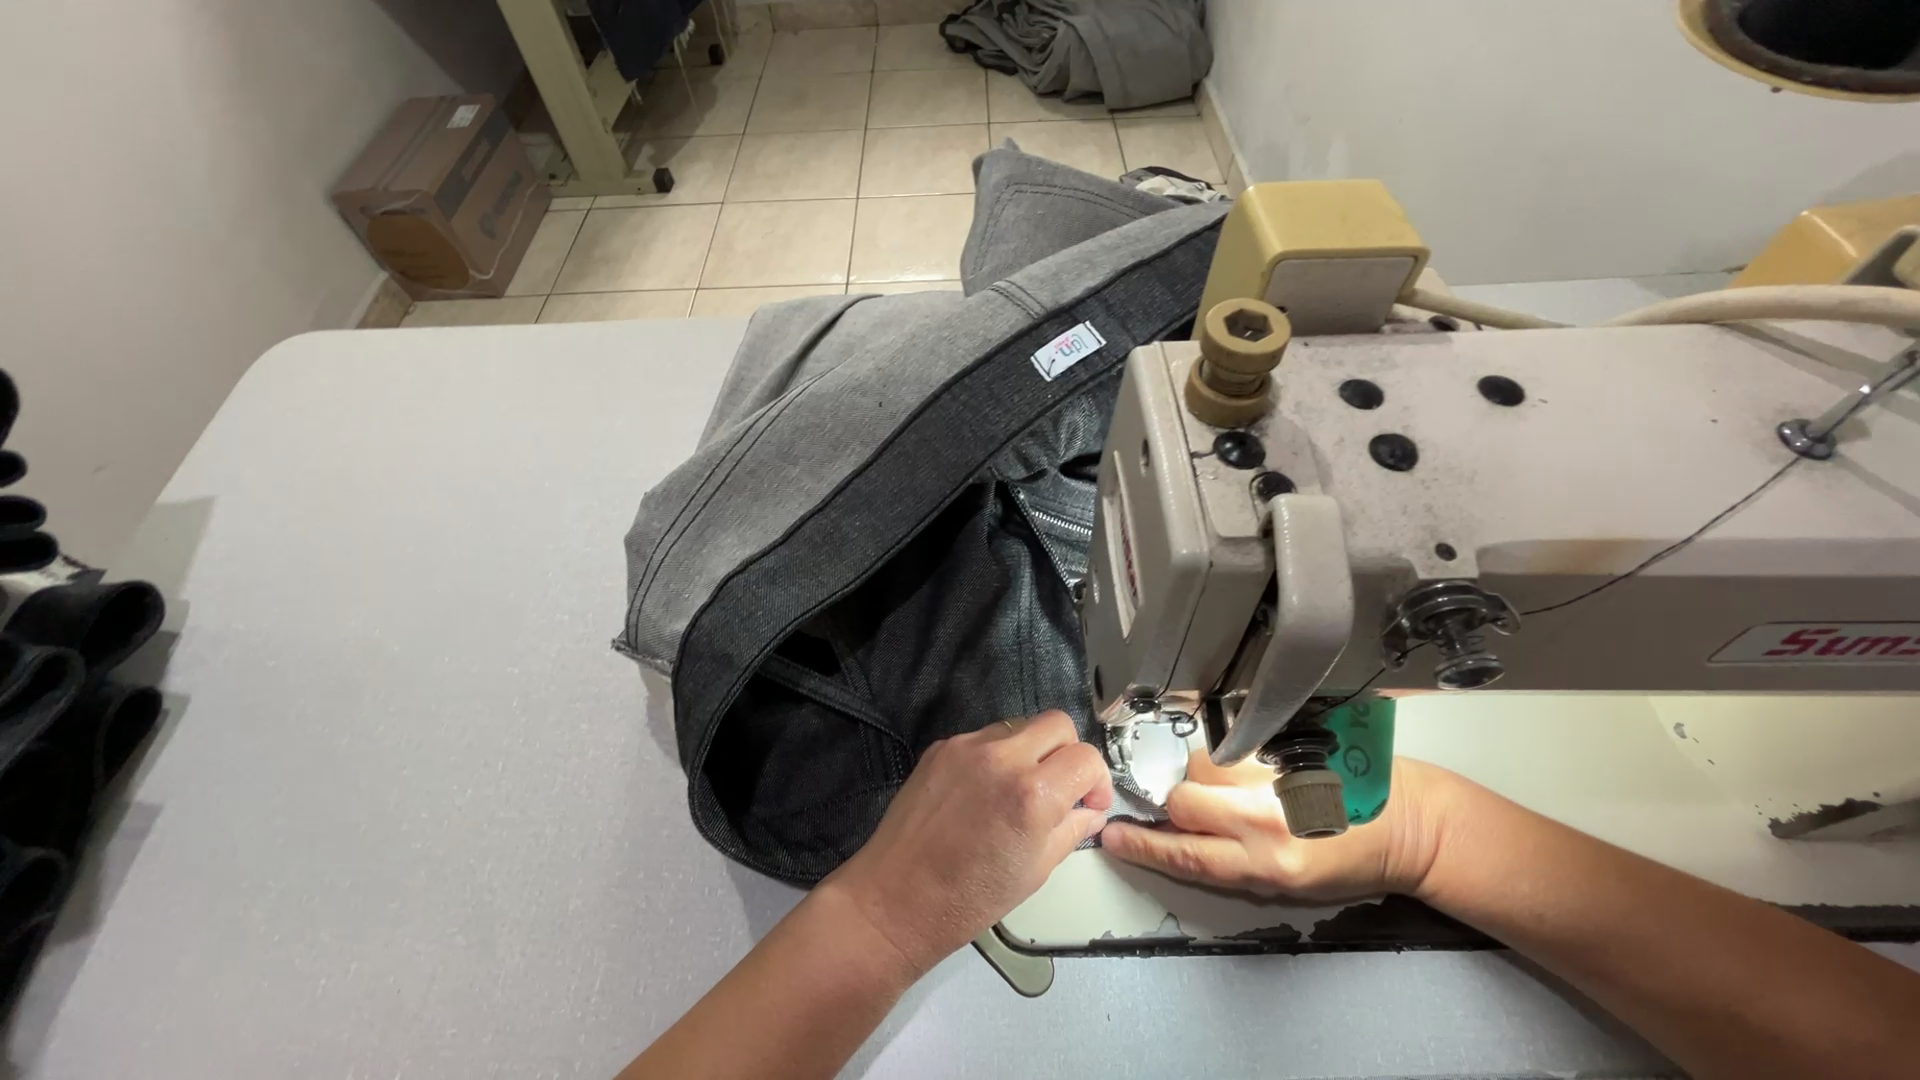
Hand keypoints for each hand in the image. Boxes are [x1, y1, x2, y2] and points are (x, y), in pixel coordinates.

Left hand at [820, 710, 1113, 974]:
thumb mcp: (1036, 871)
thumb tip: (1090, 811)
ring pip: (1020, 726)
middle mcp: (1002, 757)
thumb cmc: (969, 899)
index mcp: (1032, 793)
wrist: (896, 899)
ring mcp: (967, 747)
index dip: (1097, 781)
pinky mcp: (941, 747)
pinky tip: (984, 792)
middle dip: (1069, 753)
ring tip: (1020, 791)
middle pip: (1058, 723)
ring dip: (1032, 751)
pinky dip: (996, 756)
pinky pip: (984, 738)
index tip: (1089, 803)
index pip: (1086, 758)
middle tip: (1061, 788)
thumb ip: (1071, 830)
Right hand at [1101, 753, 1457, 902]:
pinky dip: (1232, 753)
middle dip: (1179, 802)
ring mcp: (1277, 778)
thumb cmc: (1348, 861)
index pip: (1188, 855)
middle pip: (1184, 801)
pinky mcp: (1288, 748)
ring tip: (1243, 783)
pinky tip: (1261, 765)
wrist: (1409, 823)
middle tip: (1198, 805)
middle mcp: (1268, 822)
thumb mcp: (1288, 882)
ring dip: (1207, 774)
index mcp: (1268, 866)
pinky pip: (1232, 744)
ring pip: (1203, 765)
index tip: (1112, 835)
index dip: (1143, 846)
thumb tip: (1179, 834)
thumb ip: (1232, 860)